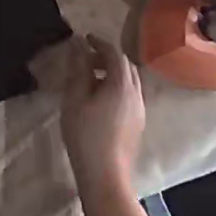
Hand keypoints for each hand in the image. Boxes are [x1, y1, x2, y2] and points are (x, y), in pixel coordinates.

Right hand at [60, 35, 145, 200]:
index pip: (114, 53)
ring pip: (129, 81)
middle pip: (126, 66)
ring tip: (89, 79)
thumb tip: (78, 45)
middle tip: (85, 58)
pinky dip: (116, 87)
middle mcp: (136, 94)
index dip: (98, 42)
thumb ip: (78, 69)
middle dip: (107, 56)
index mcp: (122, 84)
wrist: (105, 177)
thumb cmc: (86, 134)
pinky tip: (98, 100)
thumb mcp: (75, 98)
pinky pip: (129, 95)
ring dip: (112, 73)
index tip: (83, 39)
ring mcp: (140, 111)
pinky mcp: (137, 124)